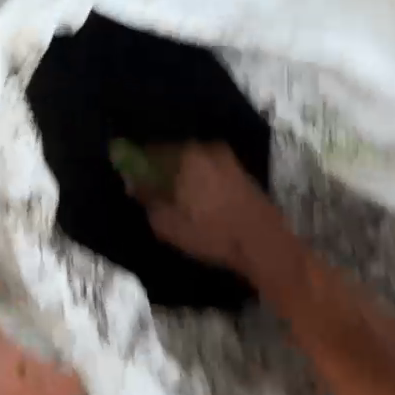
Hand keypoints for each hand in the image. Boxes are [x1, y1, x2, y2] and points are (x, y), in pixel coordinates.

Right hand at [133, 143, 295, 277]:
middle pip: (171, 152)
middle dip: (158, 166)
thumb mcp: (168, 224)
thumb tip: (133, 184)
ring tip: (174, 194)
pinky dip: (199, 178)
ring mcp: (226, 158)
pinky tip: (197, 197)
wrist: (266, 245)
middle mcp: (204, 148)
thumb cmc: (212, 233)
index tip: (129, 175)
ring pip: (192, 160)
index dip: (135, 163)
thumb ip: (147, 200)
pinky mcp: (240, 172)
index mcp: (184, 154)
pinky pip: (208, 168)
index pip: (148, 150)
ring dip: (180, 172)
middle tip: (150, 186)